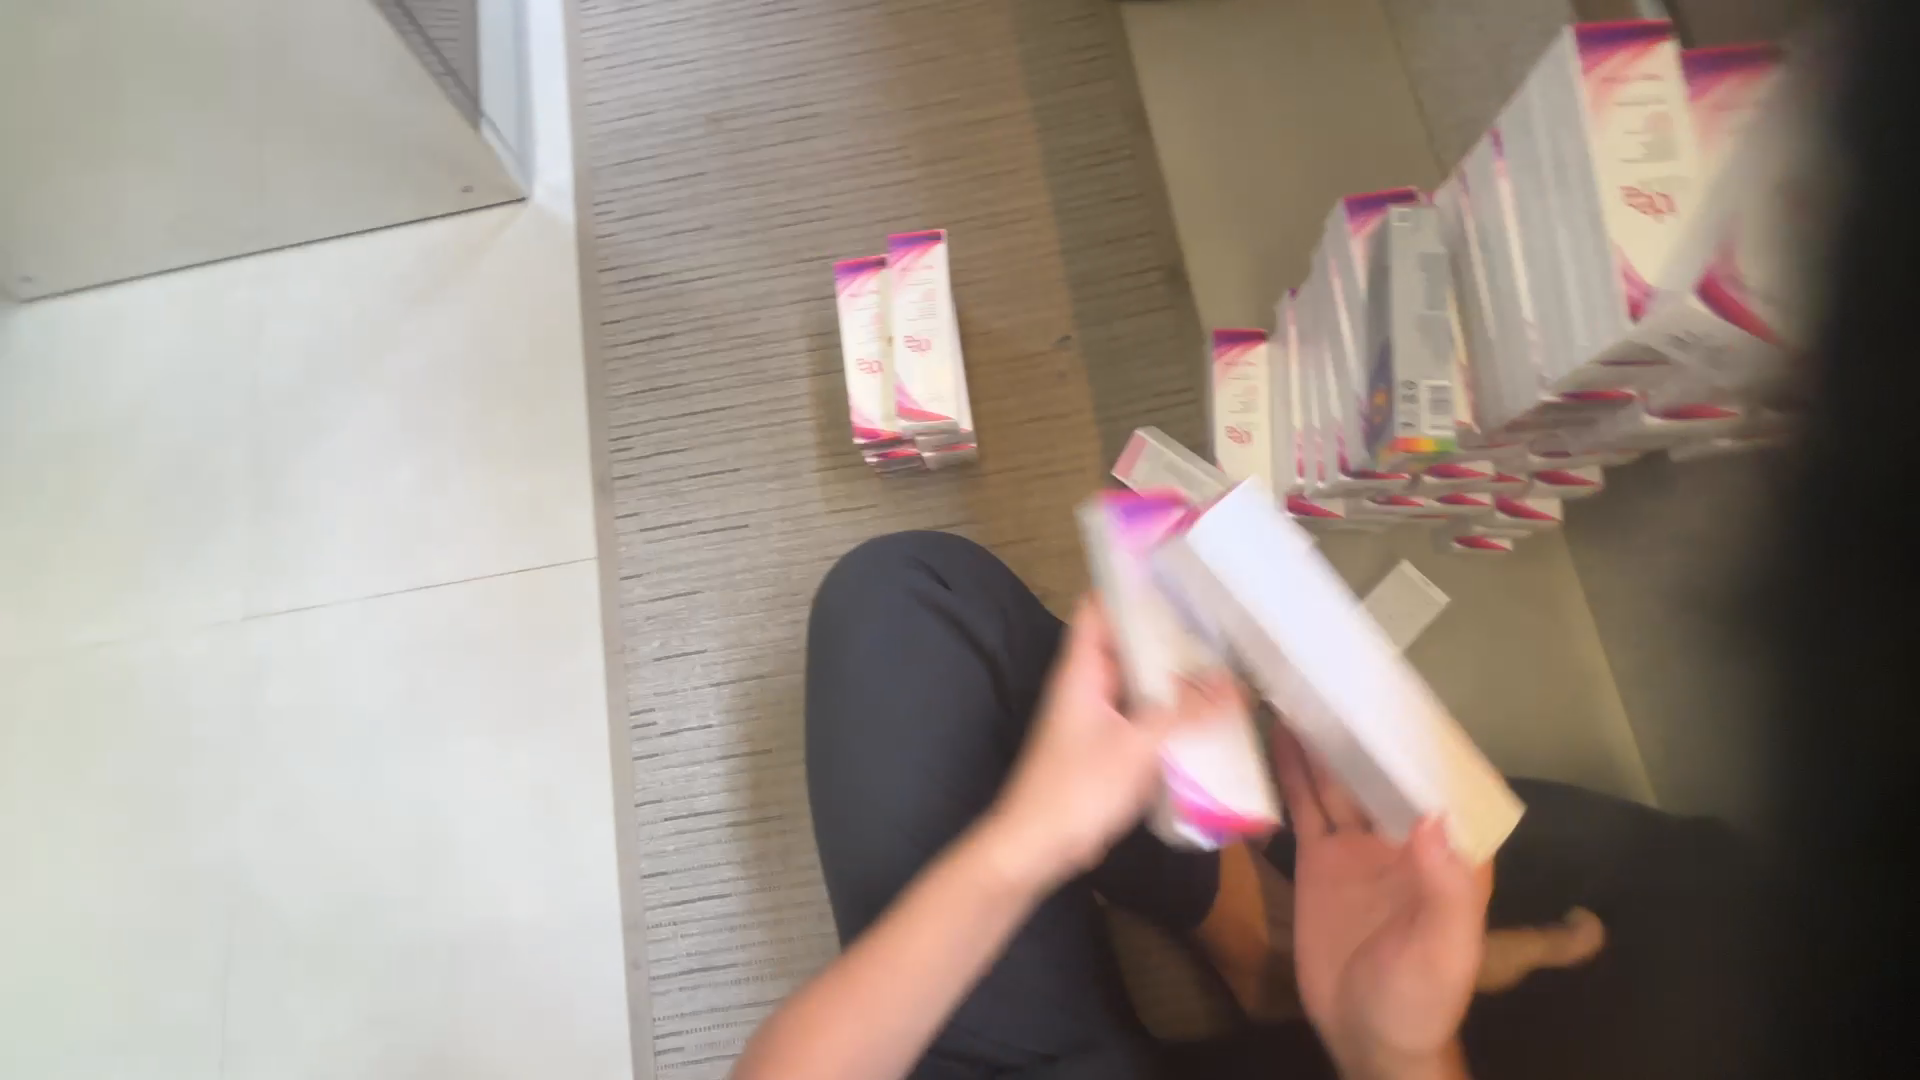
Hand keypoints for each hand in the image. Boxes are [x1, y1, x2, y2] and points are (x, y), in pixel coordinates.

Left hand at [978, 598, 1240, 889]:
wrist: (1037, 844)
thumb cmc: (1078, 787)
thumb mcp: (1137, 746)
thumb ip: (1185, 713)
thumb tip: (1233, 684)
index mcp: (1081, 668)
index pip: (1099, 607)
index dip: (1130, 587)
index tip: (1175, 575)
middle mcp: (1087, 683)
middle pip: (1127, 643)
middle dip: (1168, 634)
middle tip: (1219, 622)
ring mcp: (1097, 714)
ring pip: (1138, 681)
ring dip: (1173, 676)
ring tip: (1225, 661)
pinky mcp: (1108, 744)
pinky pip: (1143, 714)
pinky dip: (1170, 710)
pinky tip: (1208, 714)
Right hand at [1274, 730, 1489, 1079]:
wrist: (1364, 1035)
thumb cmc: (1417, 998)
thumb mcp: (1442, 951)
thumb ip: (1446, 887)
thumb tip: (1434, 814)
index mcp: (1443, 856)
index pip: (1436, 787)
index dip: (1420, 745)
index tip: (1397, 701)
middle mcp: (1400, 841)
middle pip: (1378, 775)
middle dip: (1360, 733)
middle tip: (1332, 684)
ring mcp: (1355, 847)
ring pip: (1337, 783)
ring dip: (1321, 744)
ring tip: (1300, 697)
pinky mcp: (1318, 859)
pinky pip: (1305, 807)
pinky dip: (1292, 772)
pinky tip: (1279, 739)